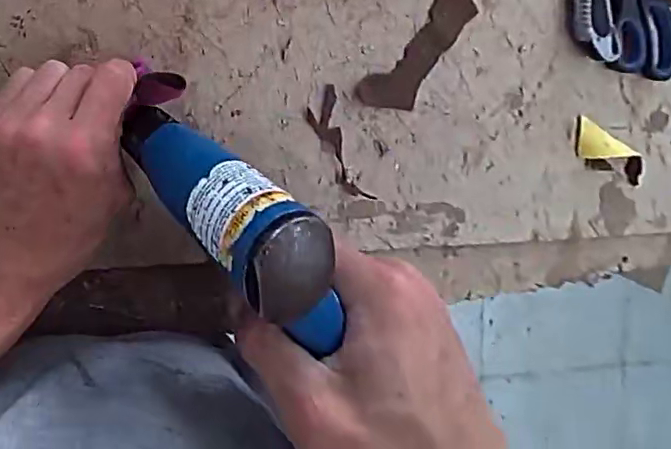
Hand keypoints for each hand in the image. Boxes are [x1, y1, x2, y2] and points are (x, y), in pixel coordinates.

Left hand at [0, 59, 135, 300]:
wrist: (4, 259)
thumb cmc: (69, 234)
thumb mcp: (116, 192)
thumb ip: (123, 139)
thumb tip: (129, 101)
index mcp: (85, 147)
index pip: (113, 75)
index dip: (125, 81)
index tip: (125, 94)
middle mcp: (48, 127)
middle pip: (85, 71)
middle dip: (97, 87)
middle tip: (96, 113)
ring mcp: (13, 122)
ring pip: (54, 69)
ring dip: (66, 86)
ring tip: (65, 113)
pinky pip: (24, 79)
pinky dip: (38, 91)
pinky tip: (40, 115)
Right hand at [237, 239, 504, 448]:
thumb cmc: (391, 446)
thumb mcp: (313, 406)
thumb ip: (268, 349)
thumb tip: (239, 309)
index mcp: (381, 282)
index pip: (309, 243)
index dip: (275, 266)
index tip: (256, 298)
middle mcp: (406, 276)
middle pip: (330, 270)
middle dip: (306, 309)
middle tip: (305, 360)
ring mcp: (423, 298)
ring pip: (351, 293)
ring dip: (331, 326)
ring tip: (337, 378)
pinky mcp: (431, 323)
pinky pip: (376, 310)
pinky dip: (358, 335)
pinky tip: (363, 381)